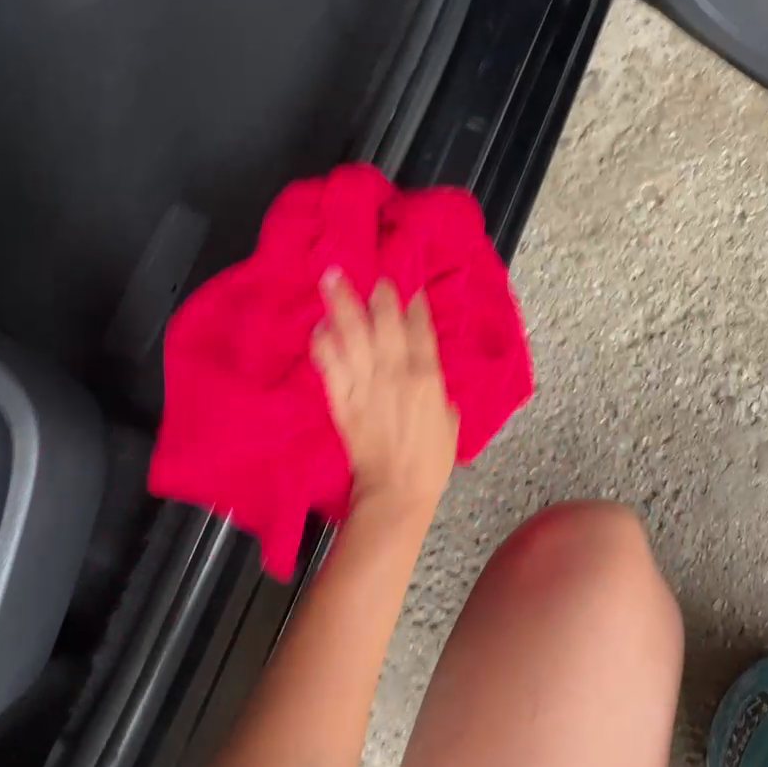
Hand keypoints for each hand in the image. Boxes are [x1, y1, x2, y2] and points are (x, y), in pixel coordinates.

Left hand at [312, 271, 459, 519]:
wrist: (396, 491)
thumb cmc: (430, 462)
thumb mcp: (448, 423)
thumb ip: (438, 396)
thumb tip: (429, 382)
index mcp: (427, 379)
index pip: (421, 333)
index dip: (415, 308)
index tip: (409, 290)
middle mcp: (395, 375)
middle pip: (385, 325)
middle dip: (378, 297)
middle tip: (371, 275)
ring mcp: (366, 386)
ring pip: (353, 337)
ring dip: (342, 306)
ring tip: (332, 280)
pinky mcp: (342, 401)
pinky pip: (330, 365)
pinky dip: (323, 344)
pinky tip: (319, 326)